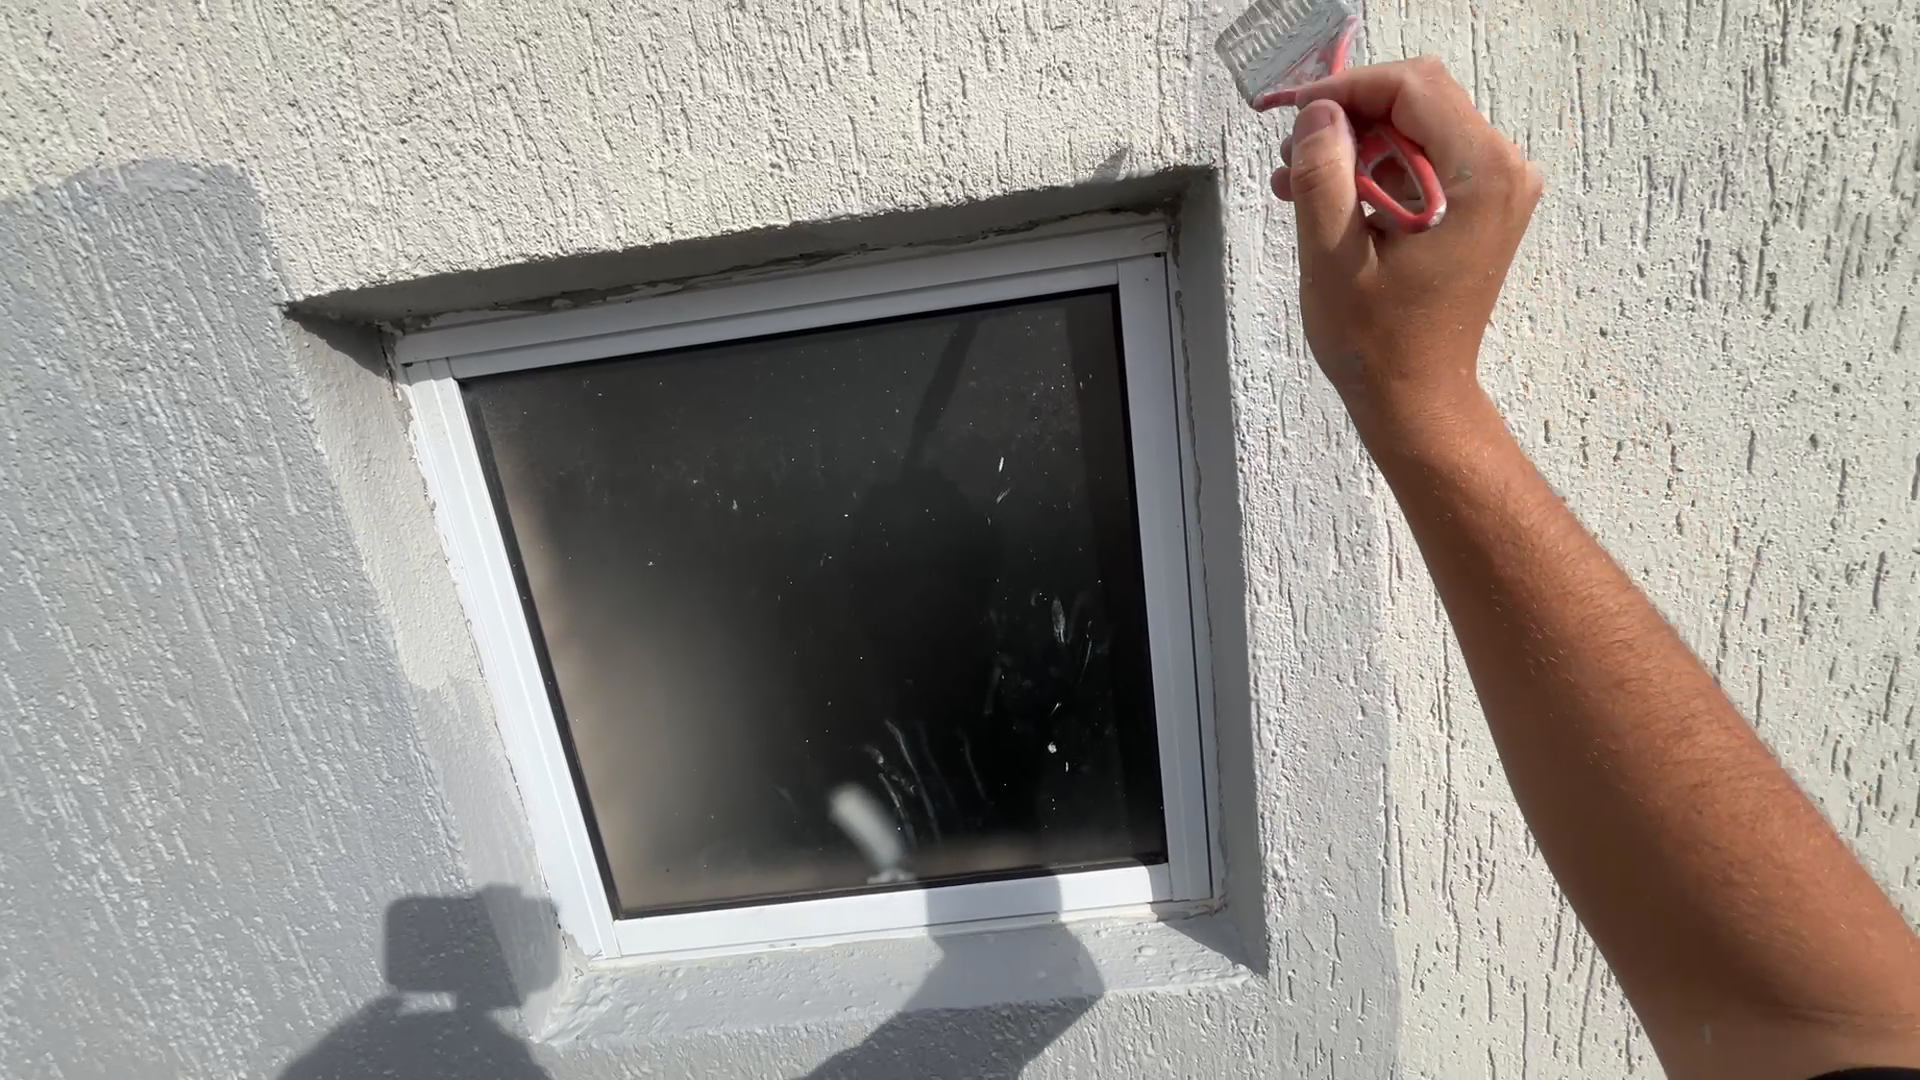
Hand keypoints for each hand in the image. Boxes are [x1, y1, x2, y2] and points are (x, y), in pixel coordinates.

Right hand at [1266, 58, 1542, 430]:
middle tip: (1288, 156)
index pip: (1414, 88)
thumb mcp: (1333, 262)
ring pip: (1416, 136)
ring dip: (1354, 151)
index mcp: (1481, 176)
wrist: (1414, 398)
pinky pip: (1422, 170)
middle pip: (1420, 105)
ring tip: (1294, 183)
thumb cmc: (1375, 344)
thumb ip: (1323, 180)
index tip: (1291, 113)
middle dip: (1349, 120)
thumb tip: (1316, 115)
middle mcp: (1503, 171)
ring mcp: (1494, 192)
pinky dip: (1373, 178)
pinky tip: (1328, 202)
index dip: (1347, 90)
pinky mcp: (1476, 213)